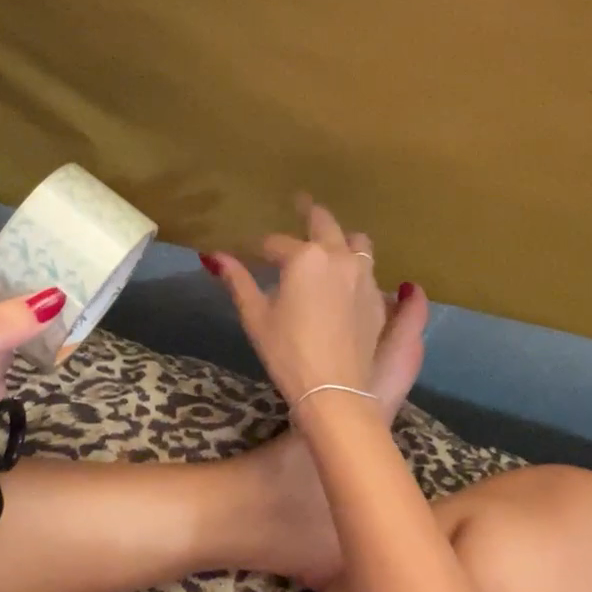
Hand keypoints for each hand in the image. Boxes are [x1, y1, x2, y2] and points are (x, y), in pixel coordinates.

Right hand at [204, 198, 394, 414]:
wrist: (334, 389)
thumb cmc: (287, 352)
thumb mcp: (255, 316)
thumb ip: (237, 281)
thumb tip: (213, 256)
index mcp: (305, 257)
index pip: (275, 243)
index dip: (259, 248)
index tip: (249, 253)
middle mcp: (339, 256)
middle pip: (324, 223)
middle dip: (308, 213)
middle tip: (300, 203)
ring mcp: (364, 276)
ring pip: (356, 241)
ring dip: (341, 236)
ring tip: (331, 240)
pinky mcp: (377, 300)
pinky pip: (368, 270)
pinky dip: (355, 266)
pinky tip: (348, 277)